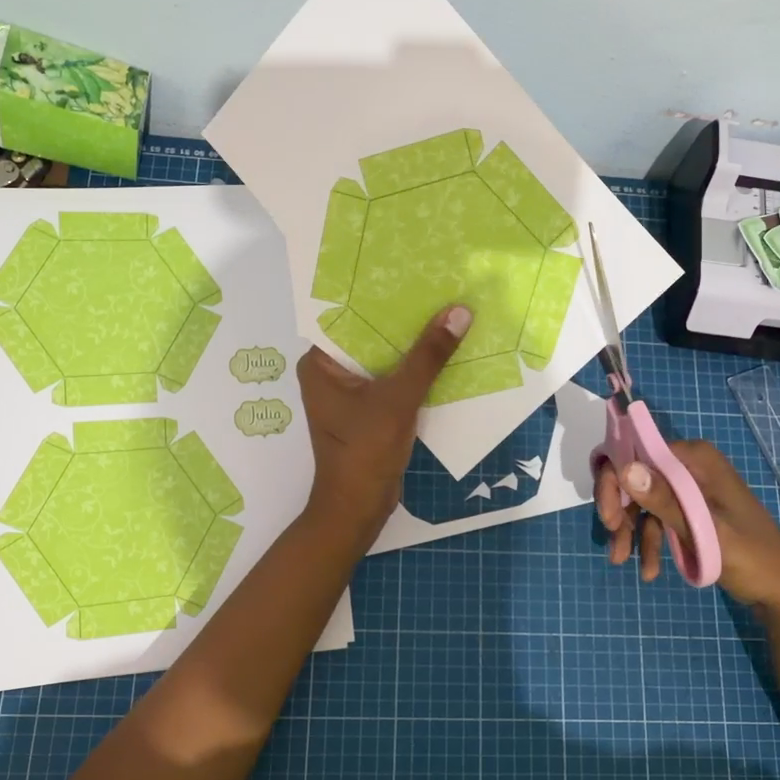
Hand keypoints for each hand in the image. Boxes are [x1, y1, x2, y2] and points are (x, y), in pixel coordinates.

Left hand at [300, 305, 470, 540]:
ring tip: (448, 313)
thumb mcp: (398, 399)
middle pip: (370, 336)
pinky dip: (414, 372)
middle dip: (403, 319)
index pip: (349, 316)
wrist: (359, 509)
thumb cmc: (365, 452)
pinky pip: (392, 380)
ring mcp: (349, 394)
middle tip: (440, 287)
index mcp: (320, 363)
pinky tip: (444, 355)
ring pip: (384, 359)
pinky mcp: (368, 412)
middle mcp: (329, 373)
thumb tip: (459, 311)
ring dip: (412, 346)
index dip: (381, 295)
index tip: (413, 270)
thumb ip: (428, 356)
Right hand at [595, 440, 779, 607]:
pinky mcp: (690, 511)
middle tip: (613, 539)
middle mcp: (691, 466)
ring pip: (641, 500)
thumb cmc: (750, 557)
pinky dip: (647, 540)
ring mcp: (690, 489)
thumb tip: (625, 468)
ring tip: (622, 561)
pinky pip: (656, 517)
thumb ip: (665, 501)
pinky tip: (648, 569)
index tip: (608, 517)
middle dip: (620, 509)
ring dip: (630, 530)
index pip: (638, 453)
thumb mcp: (704, 531)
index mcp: (697, 459)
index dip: (615, 481)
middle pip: (635, 476)